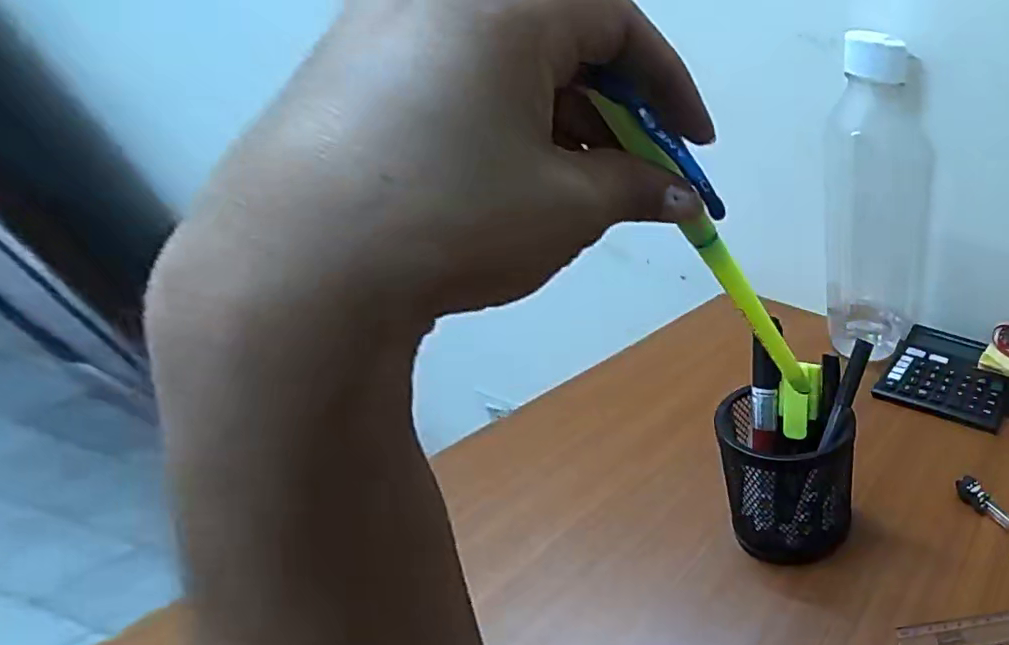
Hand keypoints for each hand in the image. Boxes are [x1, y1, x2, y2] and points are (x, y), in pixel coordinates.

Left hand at [157, 0, 712, 324]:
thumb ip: (638, 189)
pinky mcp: (366, 75)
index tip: (699, 145)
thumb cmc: (462, 214)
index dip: (671, 84)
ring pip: (517, 64)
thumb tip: (683, 196)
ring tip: (593, 192)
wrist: (310, 256)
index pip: (615, 18)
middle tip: (649, 175)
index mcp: (502, 4)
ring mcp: (395, 31)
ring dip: (574, 123)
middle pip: (565, 35)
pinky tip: (529, 183)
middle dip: (624, 109)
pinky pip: (471, 83)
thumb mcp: (570, 205)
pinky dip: (521, 126)